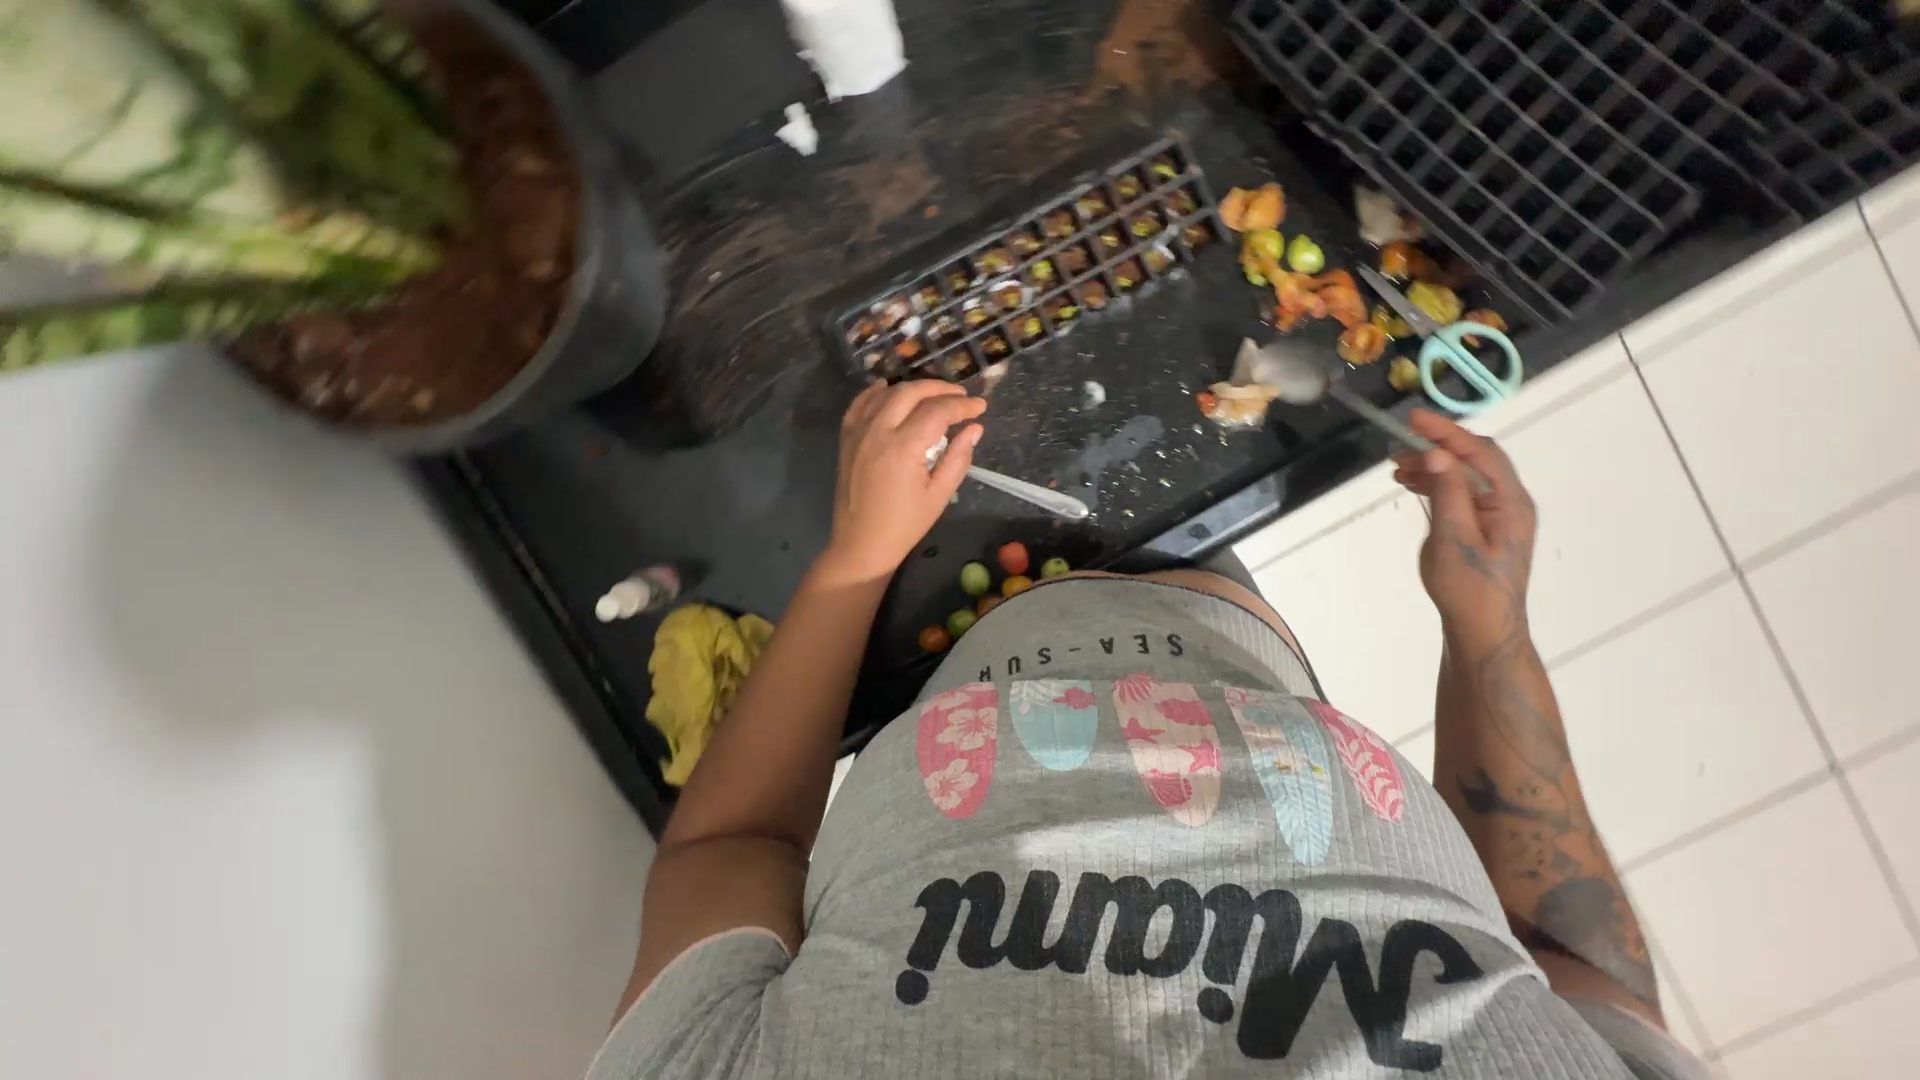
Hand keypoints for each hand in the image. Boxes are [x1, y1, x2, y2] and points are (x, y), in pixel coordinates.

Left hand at [820, 380, 985, 584]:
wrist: (861, 543)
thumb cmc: (905, 525)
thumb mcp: (939, 495)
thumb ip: (958, 458)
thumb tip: (974, 429)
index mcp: (904, 447)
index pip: (938, 411)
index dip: (962, 406)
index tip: (980, 407)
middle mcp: (878, 431)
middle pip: (911, 392)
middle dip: (939, 388)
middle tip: (960, 395)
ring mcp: (858, 432)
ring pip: (886, 393)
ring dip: (912, 388)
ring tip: (933, 394)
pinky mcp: (846, 438)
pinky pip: (860, 404)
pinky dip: (876, 392)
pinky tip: (889, 389)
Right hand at [1392, 409, 1536, 653]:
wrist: (1483, 628)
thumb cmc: (1467, 588)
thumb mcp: (1452, 540)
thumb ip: (1448, 494)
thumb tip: (1439, 454)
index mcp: (1509, 502)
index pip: (1479, 452)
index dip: (1446, 432)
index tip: (1414, 419)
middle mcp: (1511, 503)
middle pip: (1475, 460)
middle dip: (1437, 448)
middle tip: (1397, 450)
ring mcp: (1501, 516)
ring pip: (1467, 476)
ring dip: (1434, 467)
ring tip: (1398, 470)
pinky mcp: (1487, 527)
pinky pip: (1464, 492)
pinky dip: (1438, 483)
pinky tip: (1416, 487)